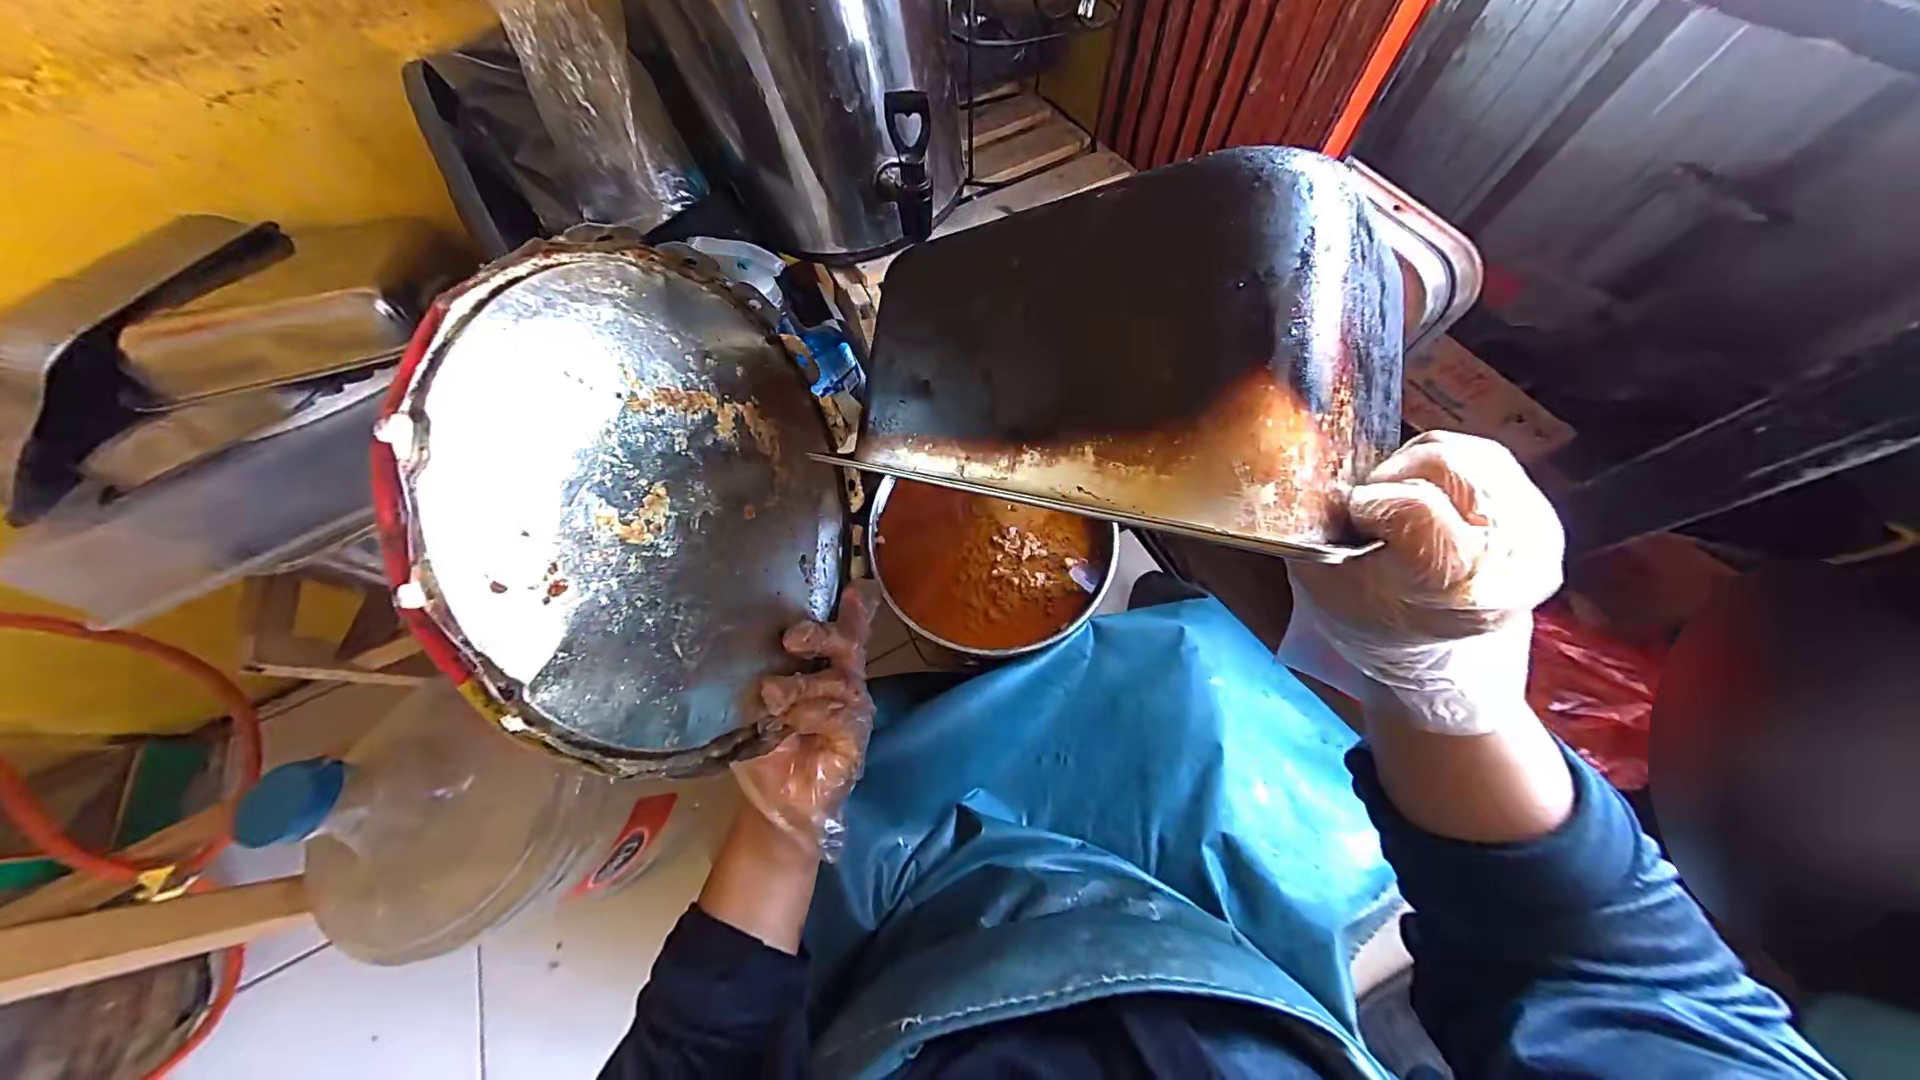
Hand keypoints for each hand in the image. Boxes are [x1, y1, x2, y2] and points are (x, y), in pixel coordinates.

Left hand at [733, 583, 878, 858]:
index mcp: (822, 669)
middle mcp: (844, 682)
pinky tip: (793, 723)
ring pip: (839, 681)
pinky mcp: (857, 738)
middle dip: (821, 634)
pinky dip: (813, 714)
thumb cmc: (765, 748)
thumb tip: (741, 644)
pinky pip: (841, 715)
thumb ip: (760, 676)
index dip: (854, 609)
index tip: (855, 585)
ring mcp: (853, 710)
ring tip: (772, 696)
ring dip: (802, 685)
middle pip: (847, 645)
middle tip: (791, 638)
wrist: (775, 805)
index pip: (844, 632)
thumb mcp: (755, 706)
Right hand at [1289, 431, 1563, 734]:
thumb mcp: (1323, 586)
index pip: (1413, 504)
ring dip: (1418, 468)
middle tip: (1374, 511)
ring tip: (1401, 505)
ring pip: (1466, 452)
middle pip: (1444, 464)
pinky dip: (1444, 469)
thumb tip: (1322, 481)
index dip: (1369, 501)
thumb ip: (1321, 533)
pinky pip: (1486, 458)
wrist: (1437, 657)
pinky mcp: (1544, 514)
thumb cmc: (1371, 623)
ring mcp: (1538, 531)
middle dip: (1393, 477)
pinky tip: (1428, 498)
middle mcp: (1512, 555)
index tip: (1353, 522)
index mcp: (1454, 585)